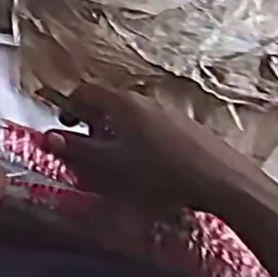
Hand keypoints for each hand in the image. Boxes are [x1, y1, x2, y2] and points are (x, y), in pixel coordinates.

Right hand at [44, 86, 264, 213]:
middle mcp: (146, 101)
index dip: (70, 104)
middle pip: (110, 101)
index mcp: (122, 103)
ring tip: (120, 155)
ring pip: (134, 115)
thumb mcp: (112, 164)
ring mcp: (173, 114)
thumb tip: (48, 137)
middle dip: (94, 119)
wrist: (230, 186)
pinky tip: (153, 163)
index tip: (66, 124)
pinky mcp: (193, 130)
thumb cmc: (162, 171)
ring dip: (120, 129)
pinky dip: (144, 138)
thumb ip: (77, 149)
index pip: (85, 91)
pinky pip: (157, 127)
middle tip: (90, 142)